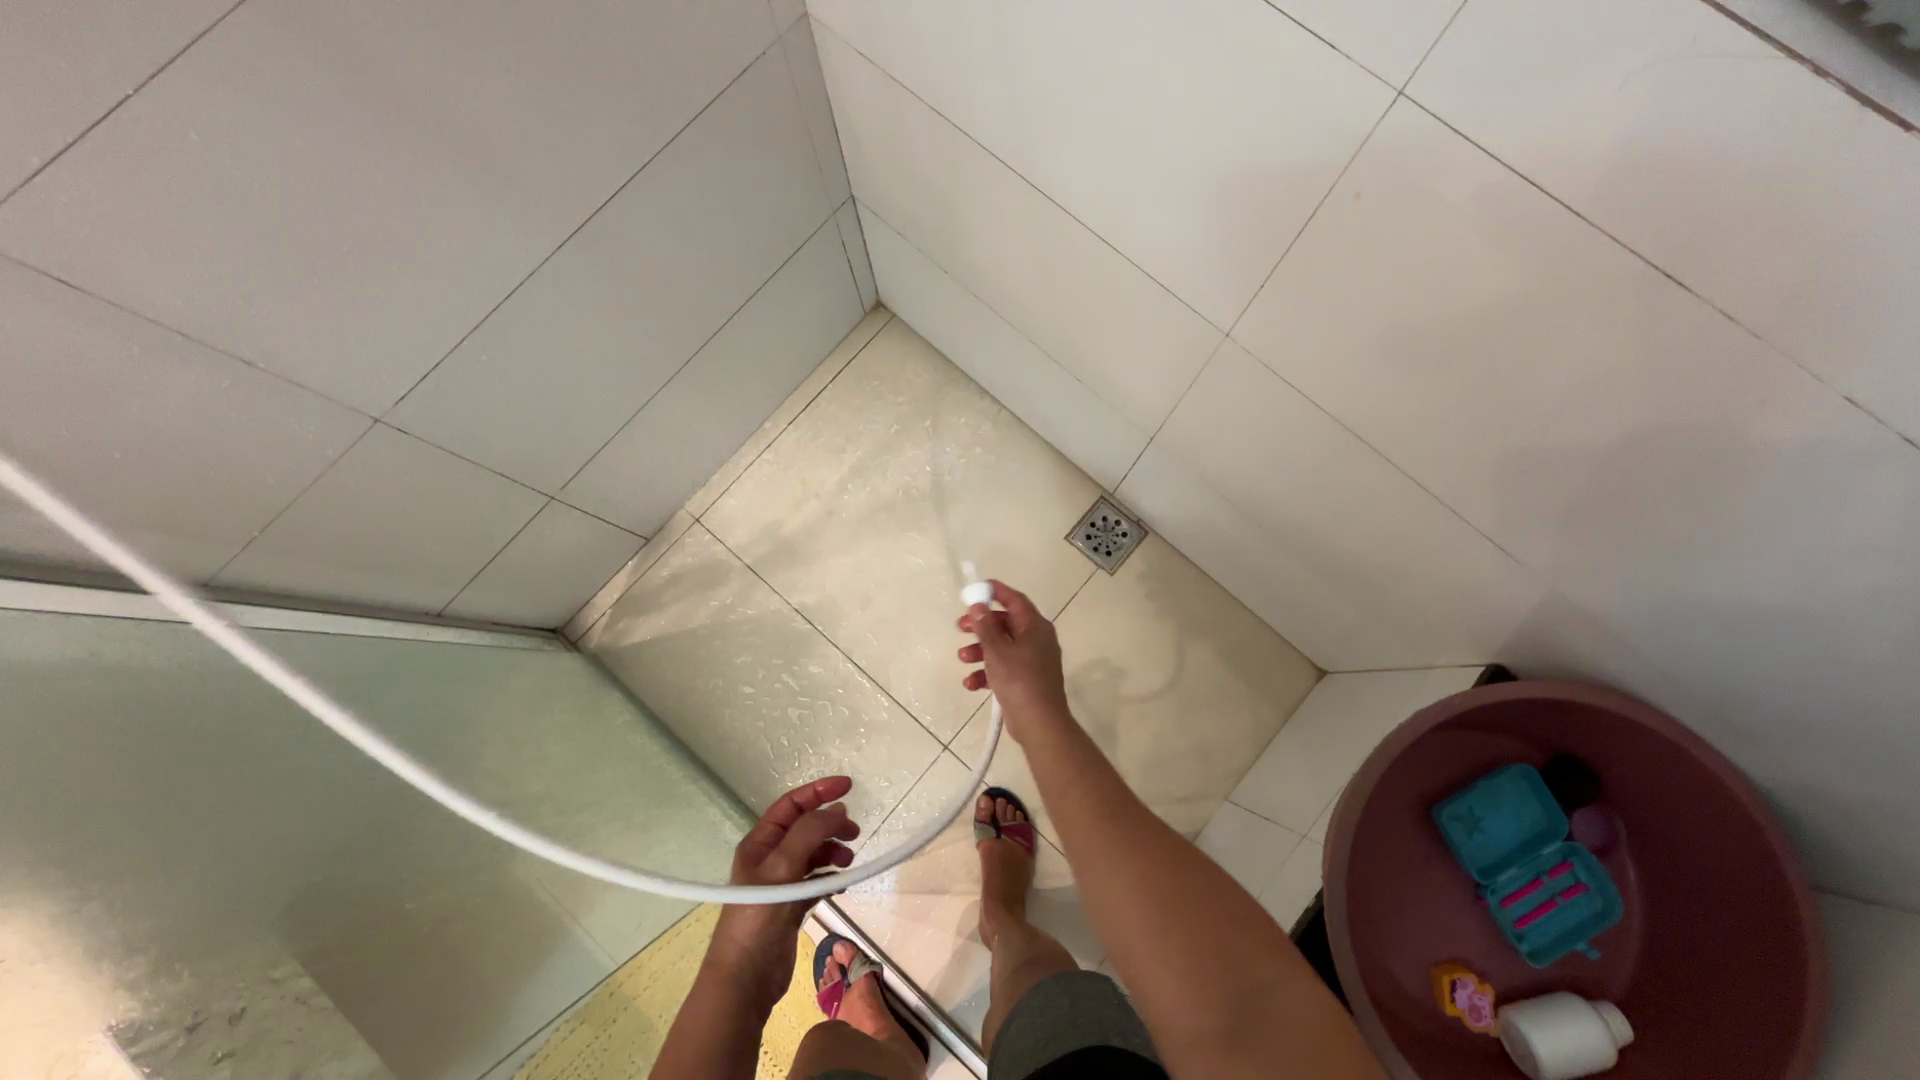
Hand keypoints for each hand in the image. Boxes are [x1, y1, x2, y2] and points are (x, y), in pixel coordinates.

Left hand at [707, 776, 859, 1014]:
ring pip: (813, 854)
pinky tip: (842, 883)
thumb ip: (809, 834)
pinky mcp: (791, 906)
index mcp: (760, 843)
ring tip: (847, 861)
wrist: (745, 979)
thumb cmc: (758, 918)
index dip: (818, 792)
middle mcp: (770, 858)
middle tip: (855, 833)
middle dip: (830, 824)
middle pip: (806, 827)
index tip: (849, 787)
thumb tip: (837, 809)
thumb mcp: (782, 869)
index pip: (791, 805)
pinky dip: (831, 877)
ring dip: (832, 851)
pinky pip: (817, 880)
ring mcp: (781, 883)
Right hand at [956, 580, 1072, 739]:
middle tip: (960, 627)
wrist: (1039, 723)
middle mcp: (1035, 639)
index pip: (1015, 599)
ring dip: (979, 651)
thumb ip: (985, 627)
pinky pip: (1003, 668)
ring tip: (962, 658)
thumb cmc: (1019, 681)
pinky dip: (987, 672)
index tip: (974, 590)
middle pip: (1005, 623)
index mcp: (1034, 627)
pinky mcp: (1025, 679)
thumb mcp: (998, 651)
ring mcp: (1031, 660)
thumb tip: (978, 605)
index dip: (995, 591)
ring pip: (1001, 646)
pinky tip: (971, 683)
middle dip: (981, 626)